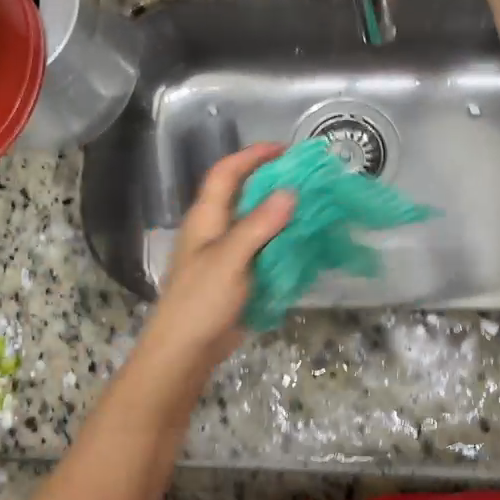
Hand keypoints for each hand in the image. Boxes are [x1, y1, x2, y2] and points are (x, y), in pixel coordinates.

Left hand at [139, 144, 295, 371]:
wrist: (185, 350)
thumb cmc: (200, 300)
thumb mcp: (230, 259)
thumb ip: (258, 225)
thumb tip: (289, 192)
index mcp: (205, 218)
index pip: (225, 173)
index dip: (251, 156)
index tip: (285, 149)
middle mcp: (214, 230)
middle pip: (243, 194)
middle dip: (272, 181)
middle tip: (308, 176)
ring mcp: (225, 254)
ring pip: (255, 222)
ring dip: (281, 212)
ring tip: (315, 204)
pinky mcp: (237, 277)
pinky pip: (263, 249)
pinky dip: (282, 241)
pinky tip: (306, 242)